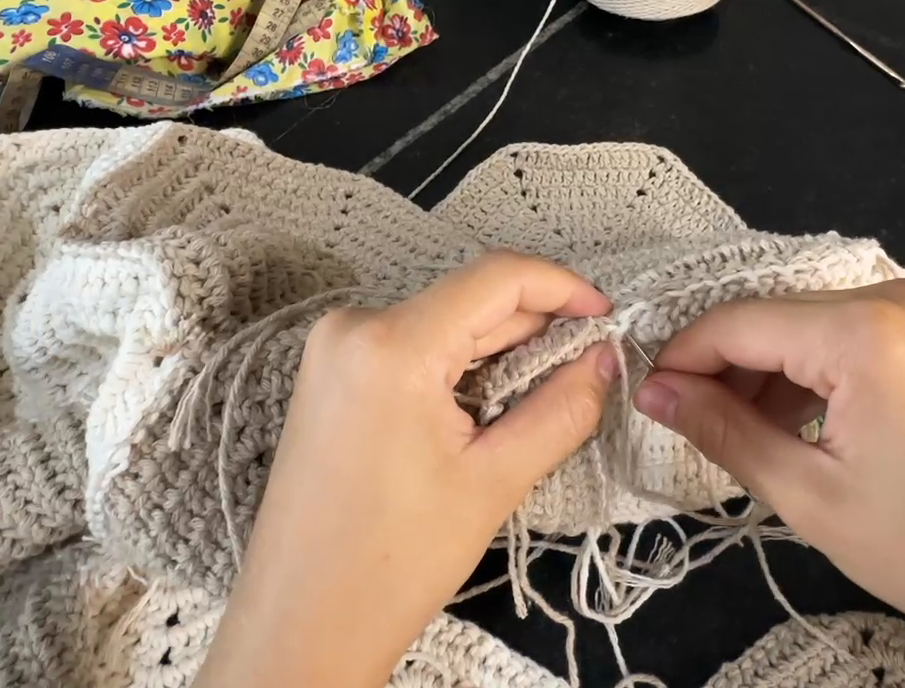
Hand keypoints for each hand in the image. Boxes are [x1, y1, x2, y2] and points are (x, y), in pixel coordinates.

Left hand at [199, 252, 617, 687]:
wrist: (299, 627)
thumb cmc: (394, 564)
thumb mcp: (494, 481)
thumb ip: (562, 408)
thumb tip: (606, 358)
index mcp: (392, 344)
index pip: (495, 276)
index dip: (561, 286)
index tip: (604, 315)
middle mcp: (355, 324)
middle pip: (470, 297)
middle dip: (535, 324)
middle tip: (587, 360)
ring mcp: (336, 344)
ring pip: (444, 318)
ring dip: (500, 343)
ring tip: (543, 385)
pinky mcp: (332, 368)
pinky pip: (414, 339)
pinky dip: (461, 358)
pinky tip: (489, 395)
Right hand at [633, 280, 904, 687]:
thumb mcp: (809, 495)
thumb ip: (722, 429)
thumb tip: (653, 392)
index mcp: (860, 329)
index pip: (736, 322)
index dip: (681, 359)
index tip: (644, 399)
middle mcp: (887, 293)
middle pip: (768, 317)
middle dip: (719, 367)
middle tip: (683, 422)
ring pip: (799, 324)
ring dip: (759, 371)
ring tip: (732, 430)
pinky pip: (837, 334)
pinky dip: (802, 372)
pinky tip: (786, 420)